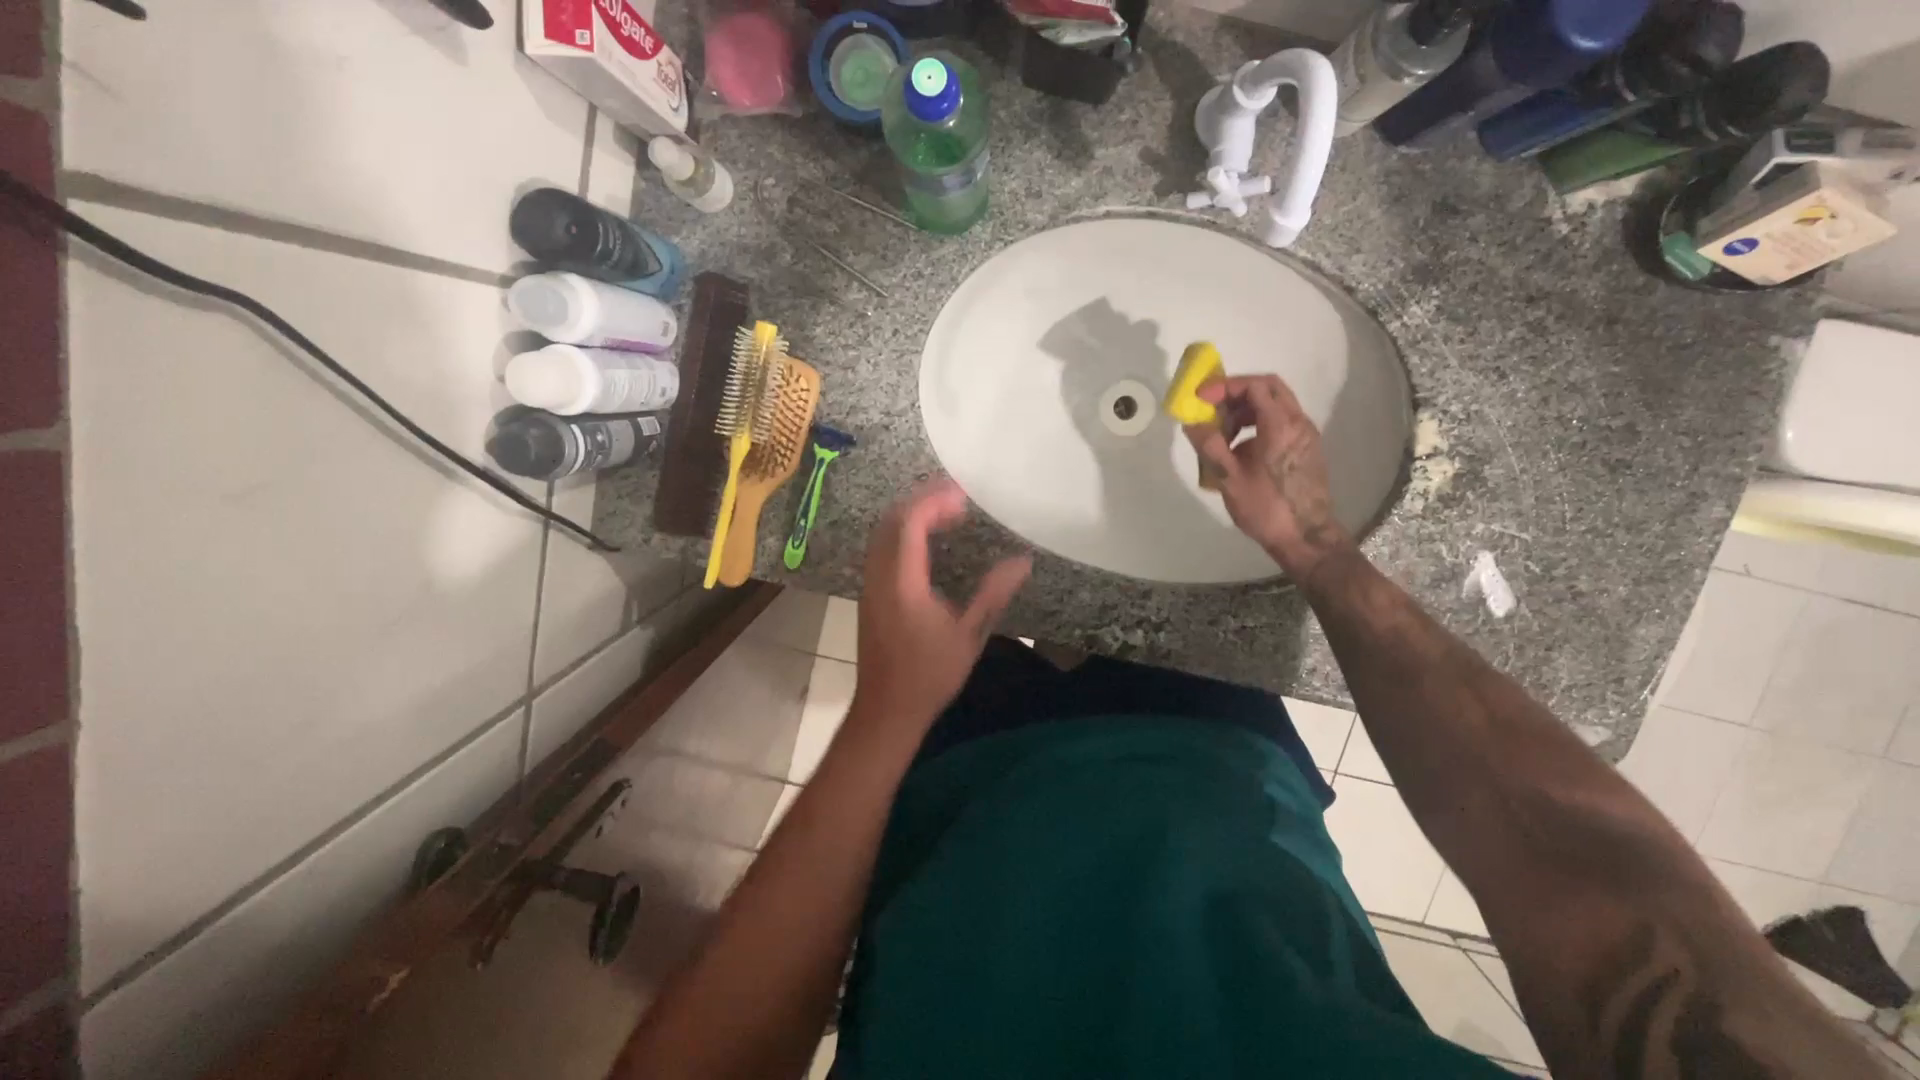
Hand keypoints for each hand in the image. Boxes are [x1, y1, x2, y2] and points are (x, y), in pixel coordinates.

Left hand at [853, 476, 1031, 726]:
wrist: (887, 709)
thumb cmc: (929, 675)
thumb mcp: (969, 635)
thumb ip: (993, 594)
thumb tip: (1022, 561)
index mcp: (902, 582)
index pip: (910, 524)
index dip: (934, 501)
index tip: (964, 495)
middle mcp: (879, 577)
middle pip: (892, 521)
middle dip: (922, 501)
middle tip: (957, 498)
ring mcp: (869, 585)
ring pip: (882, 534)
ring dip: (911, 517)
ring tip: (947, 515)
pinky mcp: (869, 595)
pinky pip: (881, 549)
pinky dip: (903, 534)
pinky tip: (929, 544)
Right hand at [1184, 374, 1351, 578]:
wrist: (1305, 538)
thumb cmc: (1266, 507)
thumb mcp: (1229, 478)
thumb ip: (1210, 445)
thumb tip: (1192, 423)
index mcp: (1281, 424)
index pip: (1254, 386)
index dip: (1225, 386)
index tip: (1201, 399)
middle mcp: (1298, 422)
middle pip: (1268, 389)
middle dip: (1237, 394)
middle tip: (1213, 410)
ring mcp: (1306, 436)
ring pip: (1275, 406)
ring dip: (1246, 411)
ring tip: (1223, 436)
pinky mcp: (1307, 450)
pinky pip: (1281, 423)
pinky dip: (1258, 424)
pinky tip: (1241, 451)